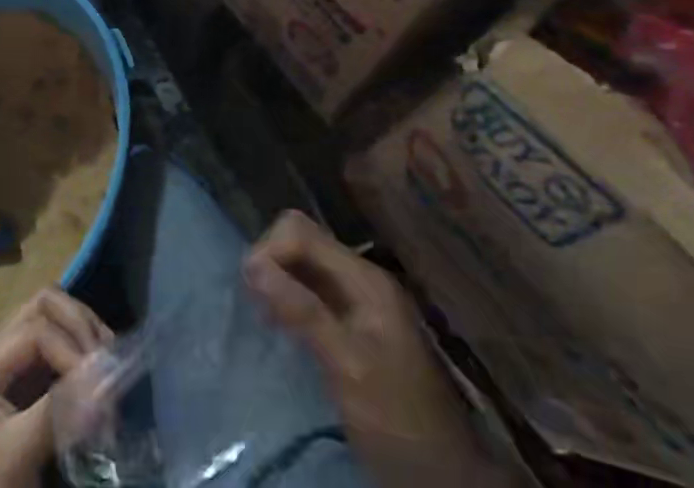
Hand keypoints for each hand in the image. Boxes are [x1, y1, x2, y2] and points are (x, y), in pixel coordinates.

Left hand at [0, 289, 112, 487]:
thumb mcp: (16, 452)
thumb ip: (59, 411)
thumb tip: (105, 378)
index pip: (38, 329)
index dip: (74, 351)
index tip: (101, 389)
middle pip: (45, 306)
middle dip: (82, 326)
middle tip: (109, 363)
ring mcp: (11, 361)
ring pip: (54, 318)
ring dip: (85, 335)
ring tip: (109, 368)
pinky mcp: (26, 380)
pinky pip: (58, 346)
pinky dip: (82, 353)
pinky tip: (100, 376)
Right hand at [243, 212, 500, 484]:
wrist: (442, 475)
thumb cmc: (396, 418)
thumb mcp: (347, 364)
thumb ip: (302, 311)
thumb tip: (251, 264)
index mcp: (364, 279)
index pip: (300, 231)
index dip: (269, 250)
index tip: (251, 289)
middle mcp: (360, 279)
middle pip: (301, 242)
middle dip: (271, 264)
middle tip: (257, 306)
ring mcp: (357, 301)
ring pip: (302, 266)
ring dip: (276, 282)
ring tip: (265, 317)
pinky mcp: (350, 324)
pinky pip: (309, 292)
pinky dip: (287, 300)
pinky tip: (281, 328)